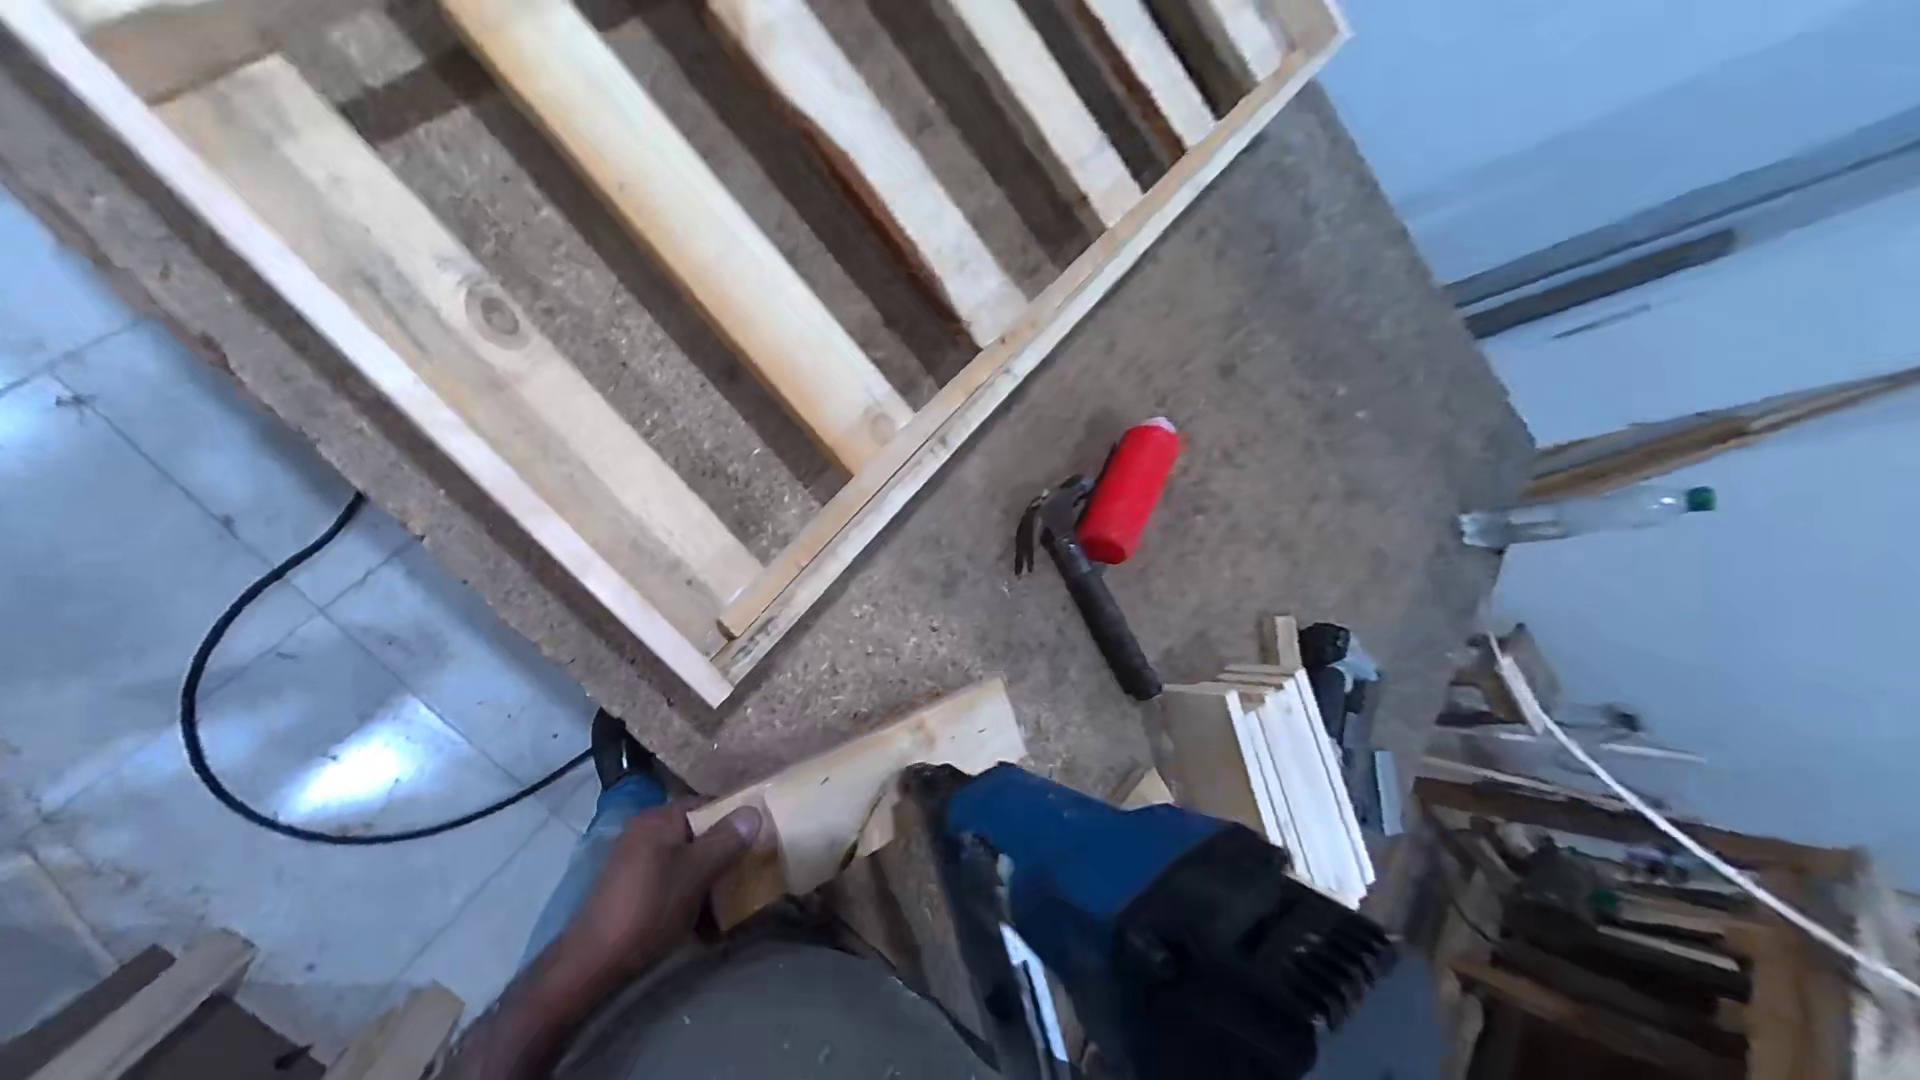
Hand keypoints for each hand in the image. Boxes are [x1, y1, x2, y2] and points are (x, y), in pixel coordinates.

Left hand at [442, 801, 762, 1079]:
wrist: (591, 966)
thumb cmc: (649, 908)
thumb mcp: (696, 873)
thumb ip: (727, 839)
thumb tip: (753, 811)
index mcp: (659, 819)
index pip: (707, 805)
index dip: (735, 819)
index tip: (759, 838)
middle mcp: (645, 833)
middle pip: (698, 834)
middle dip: (724, 854)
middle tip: (748, 873)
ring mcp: (635, 862)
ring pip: (687, 861)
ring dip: (709, 880)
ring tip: (728, 904)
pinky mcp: (631, 889)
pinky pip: (671, 881)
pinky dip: (689, 895)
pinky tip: (702, 924)